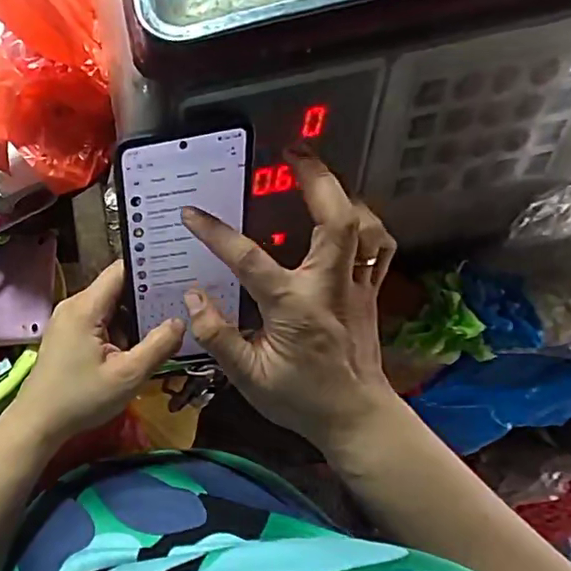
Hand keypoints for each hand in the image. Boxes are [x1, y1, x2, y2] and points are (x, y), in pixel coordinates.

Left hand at [1, 260, 184, 448]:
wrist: (38, 423)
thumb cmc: (80, 399)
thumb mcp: (128, 375)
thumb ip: (158, 345)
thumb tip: (180, 321)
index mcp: (85, 307)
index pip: (122, 269)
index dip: (150, 267)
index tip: (180, 271)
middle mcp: (74, 306)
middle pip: (117, 288)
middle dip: (148, 295)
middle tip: (183, 300)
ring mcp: (68, 321)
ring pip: (110, 308)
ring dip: (135, 318)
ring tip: (169, 322)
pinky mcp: (68, 337)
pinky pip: (100, 323)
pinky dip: (120, 331)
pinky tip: (141, 344)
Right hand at [181, 147, 402, 452]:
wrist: (355, 417)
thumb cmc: (299, 399)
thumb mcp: (247, 375)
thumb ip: (217, 334)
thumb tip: (194, 298)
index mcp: (293, 305)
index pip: (248, 258)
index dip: (216, 233)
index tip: (192, 215)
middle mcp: (329, 287)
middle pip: (337, 218)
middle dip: (317, 178)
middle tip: (294, 154)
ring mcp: (357, 288)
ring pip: (366, 227)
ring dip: (345, 198)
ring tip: (320, 184)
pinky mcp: (371, 295)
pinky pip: (377, 249)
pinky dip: (366, 227)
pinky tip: (349, 223)